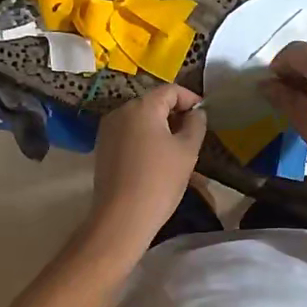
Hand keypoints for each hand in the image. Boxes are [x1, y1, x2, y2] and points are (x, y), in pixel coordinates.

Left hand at [90, 83, 207, 236]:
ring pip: (139, 119)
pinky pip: (127, 133)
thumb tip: (196, 112)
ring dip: (159, 126)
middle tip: (193, 132)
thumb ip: (195, 124)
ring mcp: (107, 129)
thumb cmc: (160, 180)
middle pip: (152, 102)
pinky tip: (155, 157)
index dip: (190, 98)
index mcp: (142, 106)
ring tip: (177, 147)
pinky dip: (144, 138)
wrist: (122, 216)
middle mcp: (120, 111)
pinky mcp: (102, 147)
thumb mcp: (187, 150)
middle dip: (174, 113)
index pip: (170, 90)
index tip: (204, 114)